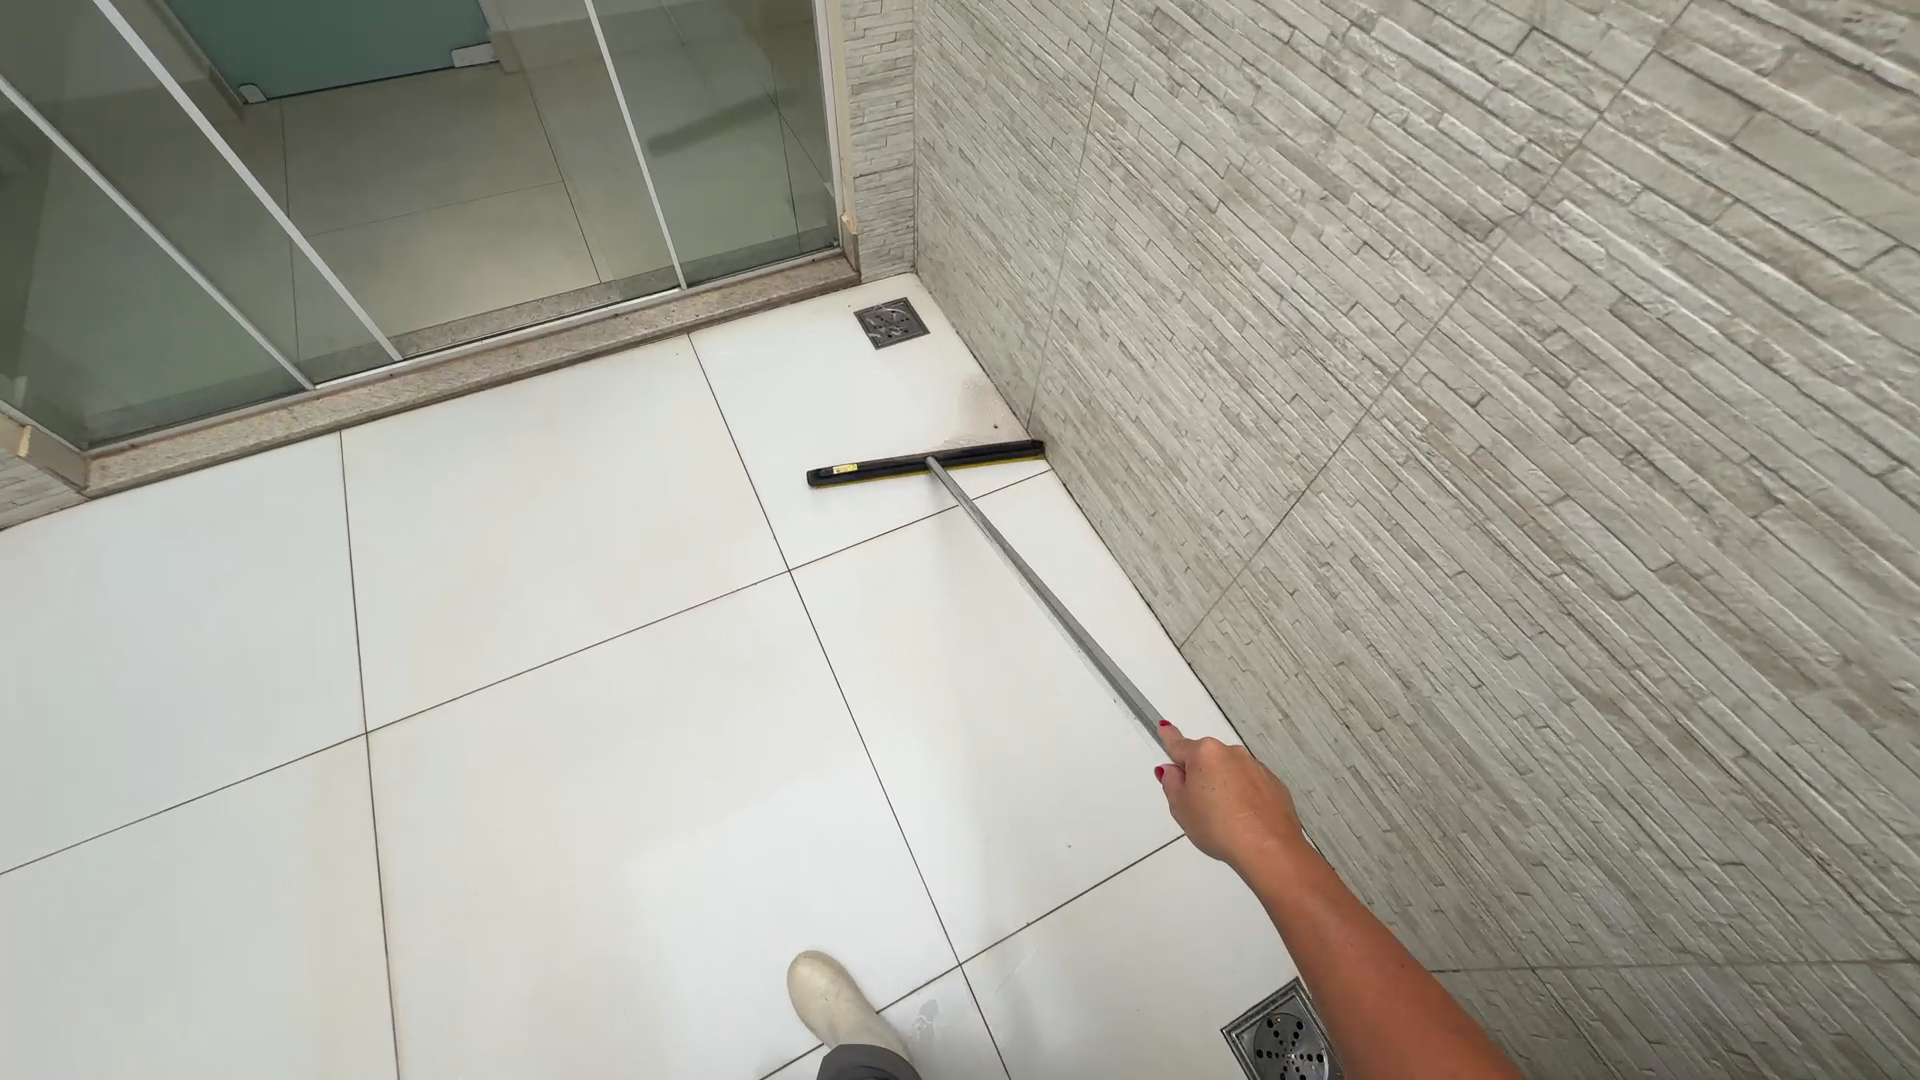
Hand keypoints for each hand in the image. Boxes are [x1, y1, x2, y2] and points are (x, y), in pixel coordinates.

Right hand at [1154, 721, 1306, 873]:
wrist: (1270, 850)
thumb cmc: (1219, 827)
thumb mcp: (1181, 808)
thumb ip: (1171, 783)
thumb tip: (1173, 771)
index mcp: (1204, 754)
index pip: (1178, 744)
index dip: (1169, 737)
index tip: (1164, 727)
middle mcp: (1231, 753)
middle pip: (1206, 760)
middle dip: (1199, 776)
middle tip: (1198, 805)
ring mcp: (1256, 767)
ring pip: (1230, 772)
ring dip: (1223, 787)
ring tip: (1225, 819)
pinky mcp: (1275, 784)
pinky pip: (1251, 785)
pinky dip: (1244, 797)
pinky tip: (1244, 821)